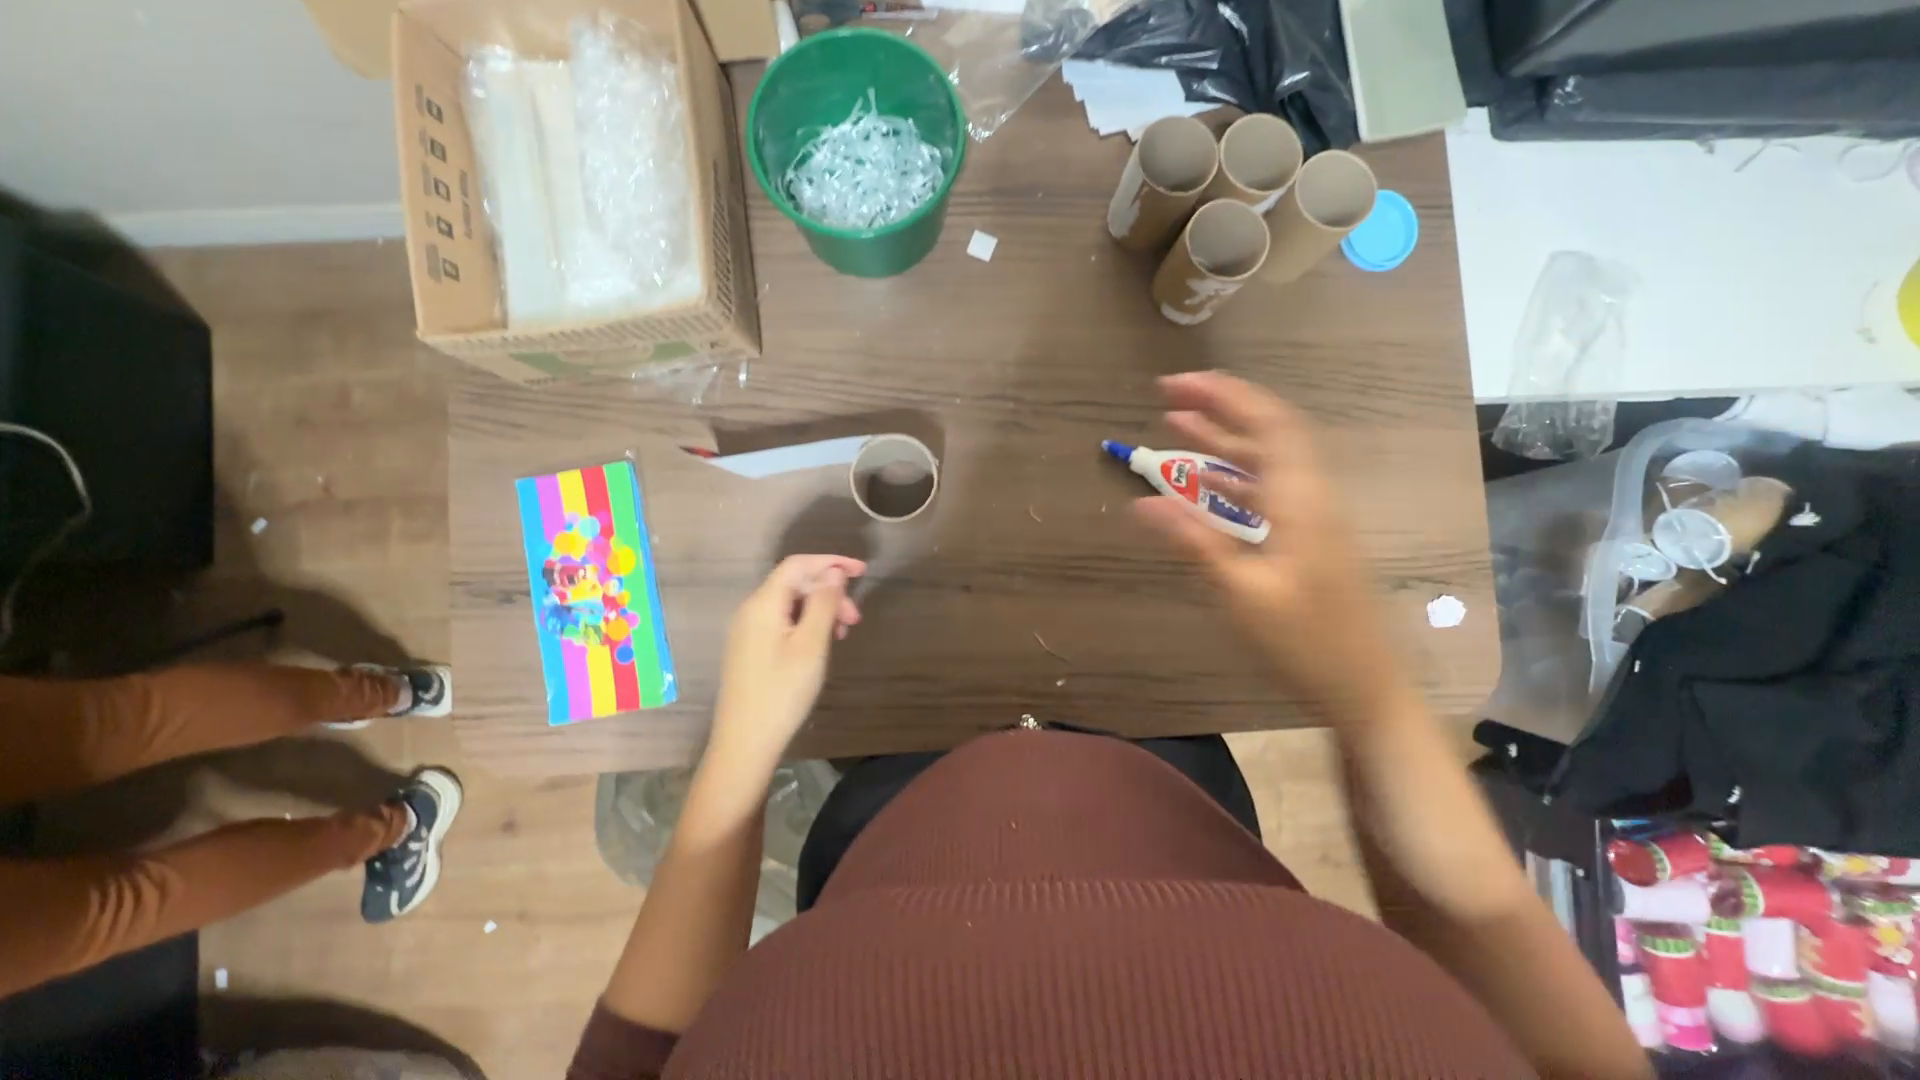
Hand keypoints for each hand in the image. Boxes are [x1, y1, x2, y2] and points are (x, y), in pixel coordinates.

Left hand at [710, 555, 865, 762]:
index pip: (798, 565)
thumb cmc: (782, 691)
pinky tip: (820, 646)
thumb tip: (834, 572)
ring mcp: (747, 631)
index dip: (831, 562)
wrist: (746, 741)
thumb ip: (823, 603)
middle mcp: (750, 610)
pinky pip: (781, 622)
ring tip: (842, 635)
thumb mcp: (811, 645)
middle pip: (794, 584)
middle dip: (829, 592)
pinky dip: (806, 624)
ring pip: (789, 605)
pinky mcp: (749, 650)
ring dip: (820, 610)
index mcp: (763, 604)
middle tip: (855, 620)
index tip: (863, 571)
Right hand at [1133, 371, 1410, 721]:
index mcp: (1302, 500)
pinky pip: (1271, 491)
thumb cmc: (1306, 644)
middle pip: (1270, 433)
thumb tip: (1140, 502)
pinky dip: (1236, 479)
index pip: (1268, 423)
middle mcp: (1313, 497)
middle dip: (1221, 409)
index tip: (1174, 386)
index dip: (1224, 396)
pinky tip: (1206, 486)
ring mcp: (1316, 519)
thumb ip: (1194, 541)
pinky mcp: (1312, 541)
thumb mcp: (1242, 594)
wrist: (1366, 691)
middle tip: (1168, 397)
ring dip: (1226, 441)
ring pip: (1270, 462)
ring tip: (1177, 426)